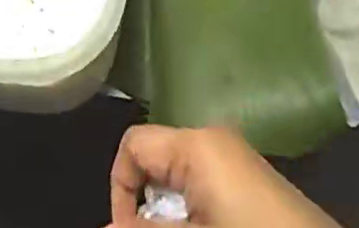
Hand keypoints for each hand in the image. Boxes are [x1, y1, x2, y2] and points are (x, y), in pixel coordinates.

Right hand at [107, 125, 338, 227]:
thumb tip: (109, 226)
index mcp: (196, 143)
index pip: (133, 143)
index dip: (120, 189)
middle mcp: (212, 138)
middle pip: (155, 160)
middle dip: (145, 205)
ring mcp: (233, 156)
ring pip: (178, 177)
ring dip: (168, 213)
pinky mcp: (249, 177)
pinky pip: (203, 185)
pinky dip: (192, 211)